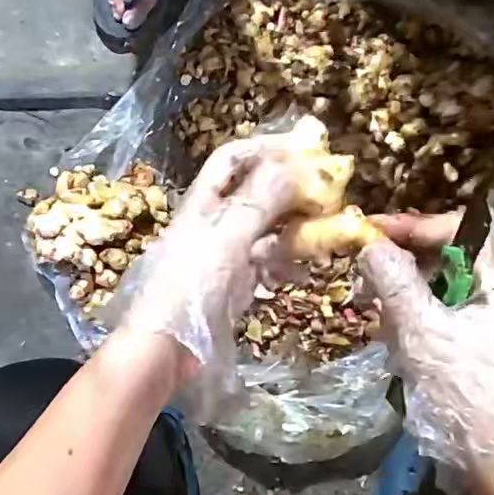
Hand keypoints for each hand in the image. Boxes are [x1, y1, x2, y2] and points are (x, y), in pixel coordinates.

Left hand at [112, 131, 310, 390]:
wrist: (164, 349)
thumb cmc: (190, 286)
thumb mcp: (227, 236)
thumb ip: (261, 199)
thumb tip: (297, 165)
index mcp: (203, 202)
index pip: (233, 158)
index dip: (267, 146)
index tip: (308, 145)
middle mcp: (213, 222)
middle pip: (254, 191)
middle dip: (290, 187)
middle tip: (329, 190)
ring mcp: (223, 253)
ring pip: (265, 227)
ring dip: (294, 225)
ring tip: (326, 228)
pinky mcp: (232, 283)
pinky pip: (265, 262)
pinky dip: (286, 260)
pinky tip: (304, 266)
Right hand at [359, 231, 493, 480]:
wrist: (486, 453)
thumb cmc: (464, 385)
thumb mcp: (425, 329)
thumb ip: (397, 283)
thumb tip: (369, 244)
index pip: (461, 229)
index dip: (419, 225)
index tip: (377, 231)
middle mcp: (486, 293)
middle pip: (441, 254)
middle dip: (401, 256)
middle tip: (363, 260)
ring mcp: (470, 319)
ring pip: (427, 284)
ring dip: (396, 287)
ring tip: (369, 297)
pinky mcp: (454, 342)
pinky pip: (422, 312)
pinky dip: (401, 314)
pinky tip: (386, 329)